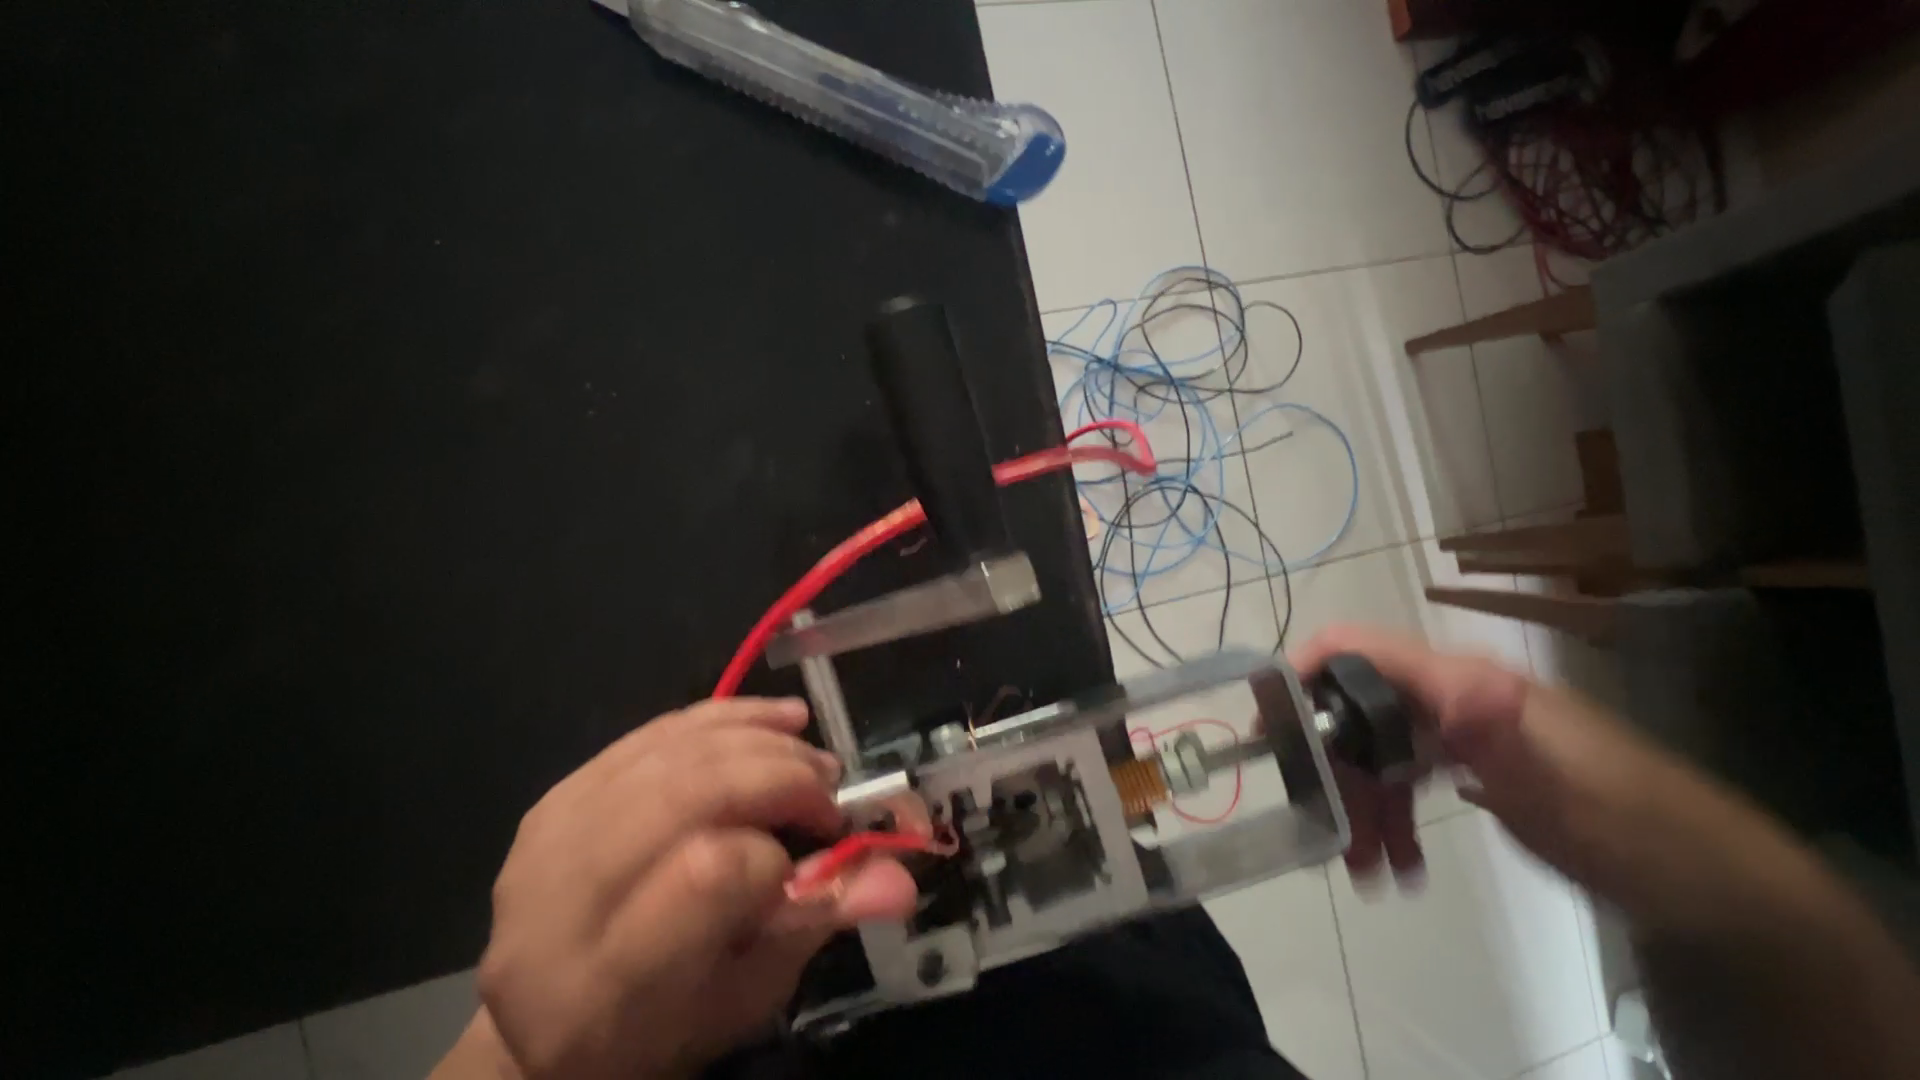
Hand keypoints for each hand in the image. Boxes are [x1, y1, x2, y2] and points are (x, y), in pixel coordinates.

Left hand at [476, 698, 915, 1079]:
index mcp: (612, 976)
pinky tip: (775, 721)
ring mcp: (554, 832)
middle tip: (830, 794)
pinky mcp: (557, 795)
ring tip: (813, 759)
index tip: (813, 865)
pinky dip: (724, 717)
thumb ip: (815, 927)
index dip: (778, 857)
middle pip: (691, 793)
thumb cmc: (658, 1026)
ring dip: (760, 740)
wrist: (542, 1016)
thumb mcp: (744, 998)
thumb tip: (900, 878)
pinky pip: (654, 732)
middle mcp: (567, 892)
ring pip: (675, 751)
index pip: (708, 873)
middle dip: (781, 779)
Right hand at [1291, 624, 1659, 896]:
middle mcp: (1453, 696)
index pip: (1361, 650)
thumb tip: (1462, 685)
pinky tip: (1396, 865)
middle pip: (1356, 712)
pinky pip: (1405, 782)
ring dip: (1358, 805)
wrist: (1704, 885)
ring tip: (1363, 870)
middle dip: (1330, 768)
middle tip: (1321, 827)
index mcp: (1466, 683)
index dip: (1304, 671)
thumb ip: (1504, 735)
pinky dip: (1391, 820)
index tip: (1270, 725)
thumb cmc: (1632, 827)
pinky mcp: (1469, 767)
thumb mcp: (1563, 786)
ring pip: (1376, 754)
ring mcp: (1460, 732)